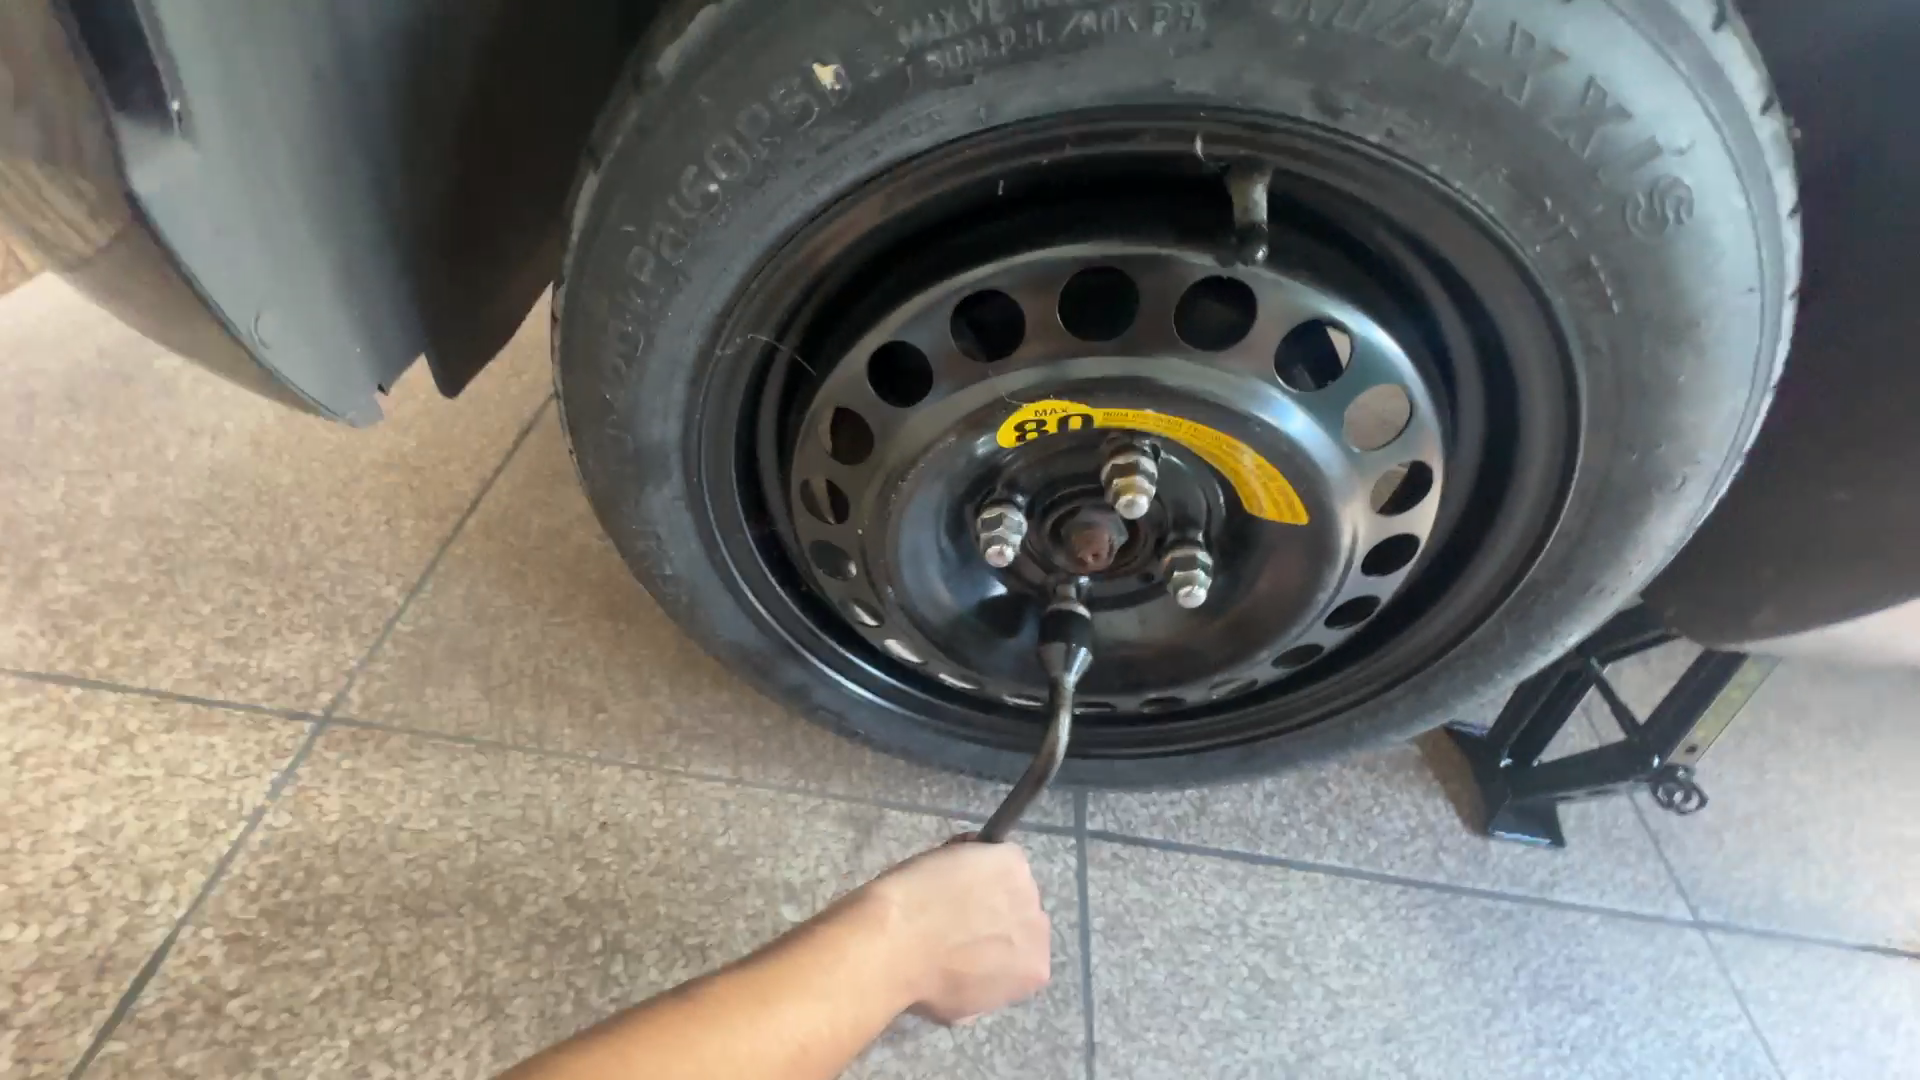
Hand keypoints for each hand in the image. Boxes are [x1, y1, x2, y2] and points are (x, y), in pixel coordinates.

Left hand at [860, 839, 1051, 1024]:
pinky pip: (997, 848)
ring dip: (987, 877)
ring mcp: (1026, 889)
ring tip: (949, 882)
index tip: (971, 933)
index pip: (1024, 949)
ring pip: (1009, 877)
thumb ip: (986, 985)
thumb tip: (979, 968)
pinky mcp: (1011, 858)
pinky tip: (950, 859)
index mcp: (1033, 971)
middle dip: (996, 908)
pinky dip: (975, 848)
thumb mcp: (962, 1008)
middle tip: (959, 907)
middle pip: (1021, 910)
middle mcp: (1039, 929)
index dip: (997, 938)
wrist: (900, 939)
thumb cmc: (923, 983)